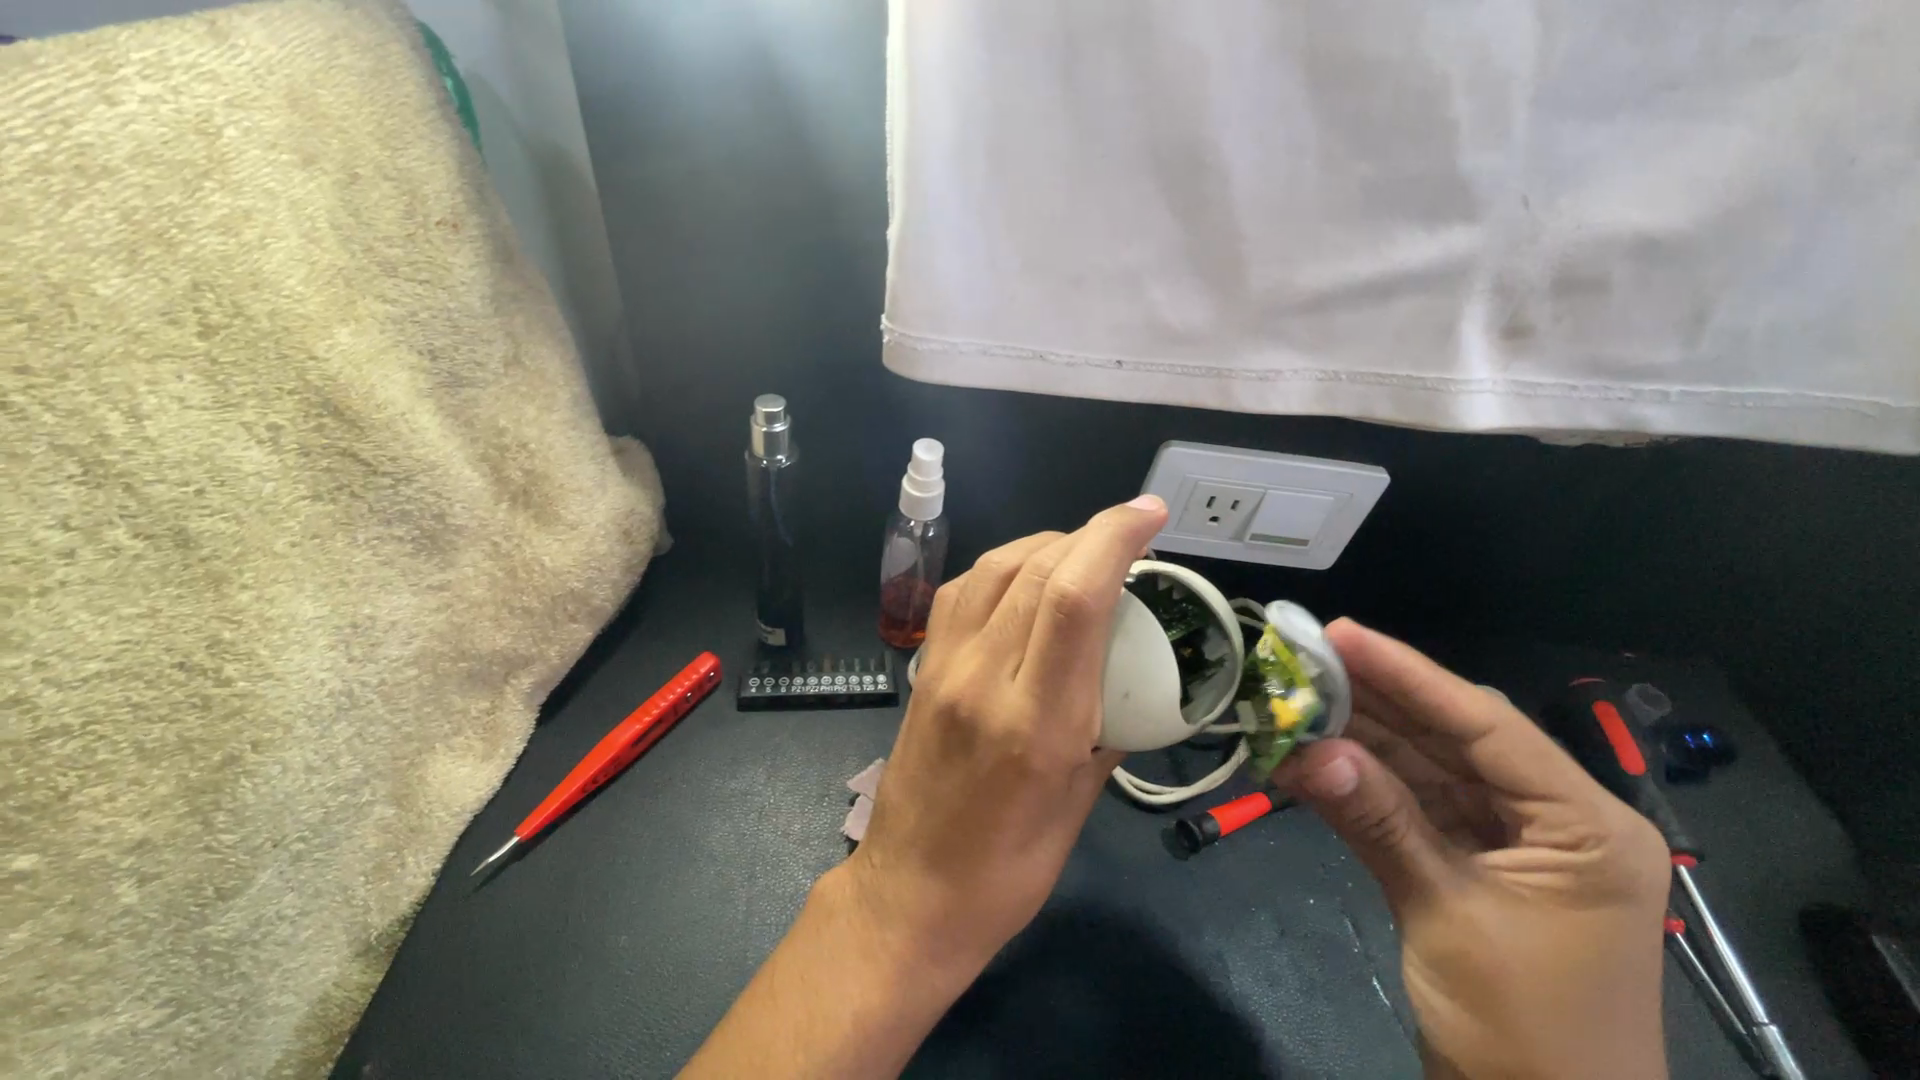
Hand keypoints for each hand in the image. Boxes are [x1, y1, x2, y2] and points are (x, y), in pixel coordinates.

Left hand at [836, 495, 1169, 975]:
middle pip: (1036, 568)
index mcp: (1035, 722)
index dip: (1115, 538)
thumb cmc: (1007, 872)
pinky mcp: (921, 669)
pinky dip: (1001, 568)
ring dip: (1045, 544)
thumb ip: (1109, 731)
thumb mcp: (1079, 807)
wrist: (908, 895)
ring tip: (1082, 552)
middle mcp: (982, 678)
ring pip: (993, 568)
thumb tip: (1135, 681)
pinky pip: (960, 593)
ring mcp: (943, 668)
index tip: (1151, 515)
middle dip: (1091, 532)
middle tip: (1130, 532)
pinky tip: (1024, 582)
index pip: (1075, 597)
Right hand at [1273, 620, 1670, 1079]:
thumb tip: (1308, 750)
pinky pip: (1413, 806)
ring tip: (1296, 696)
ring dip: (1362, 737)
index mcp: (1586, 824)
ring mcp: (1510, 842)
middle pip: (1454, 737)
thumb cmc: (1523, 1028)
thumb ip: (1380, 822)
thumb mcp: (1449, 916)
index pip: (1486, 725)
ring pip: (1427, 767)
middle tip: (1305, 656)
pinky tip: (1313, 755)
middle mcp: (1553, 818)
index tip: (1341, 634)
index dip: (1408, 673)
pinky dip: (1364, 783)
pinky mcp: (1471, 865)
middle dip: (1377, 697)